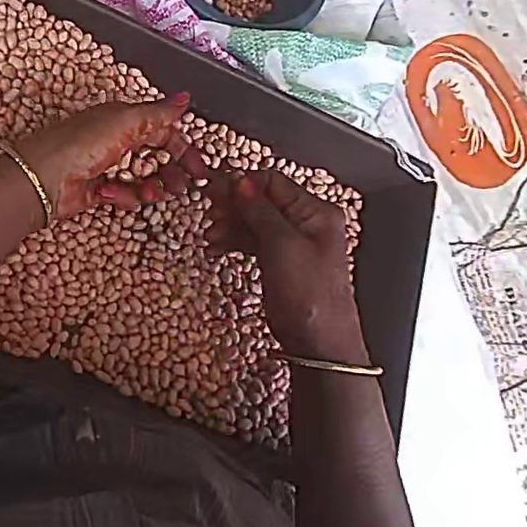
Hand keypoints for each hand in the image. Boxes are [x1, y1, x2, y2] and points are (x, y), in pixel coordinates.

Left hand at [12, 94, 210, 218]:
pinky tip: (111, 194)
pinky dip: (122, 197)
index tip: (199, 169)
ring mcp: (107, 166)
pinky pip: (123, 195)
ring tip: (149, 194)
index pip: (163, 132)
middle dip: (170, 173)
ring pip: (142, 179)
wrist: (44, 177)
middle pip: (155, 158)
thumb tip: (185, 98)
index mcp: (124, 119)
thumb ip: (159, 113)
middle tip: (180, 187)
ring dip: (149, 188)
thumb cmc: (82, 143)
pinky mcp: (98, 189)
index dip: (183, 150)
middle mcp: (116, 140)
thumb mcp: (127, 121)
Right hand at [204, 169, 367, 361]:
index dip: (241, 184)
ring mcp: (295, 244)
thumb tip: (240, 181)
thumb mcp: (281, 246)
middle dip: (232, 206)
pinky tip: (218, 248)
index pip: (273, 181)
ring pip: (256, 222)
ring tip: (209, 237)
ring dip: (230, 225)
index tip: (211, 190)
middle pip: (263, 200)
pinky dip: (236, 242)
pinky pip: (256, 242)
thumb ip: (259, 211)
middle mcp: (308, 222)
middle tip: (207, 215)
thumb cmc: (307, 296)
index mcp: (316, 211)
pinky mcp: (283, 263)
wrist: (319, 346)